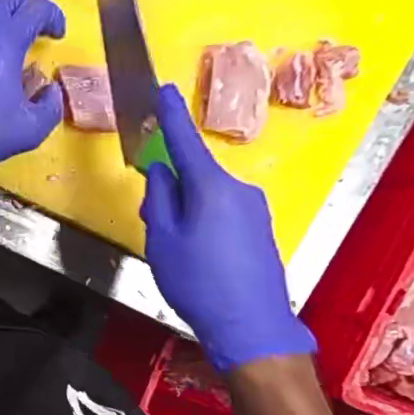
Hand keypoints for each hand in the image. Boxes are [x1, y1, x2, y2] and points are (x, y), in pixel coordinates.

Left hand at [0, 0, 65, 196]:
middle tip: (39, 30)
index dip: (53, 16)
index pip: (34, 8)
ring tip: (14, 42)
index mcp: (6, 42)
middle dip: (29, 9)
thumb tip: (49, 89)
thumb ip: (51, 104)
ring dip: (5, 18)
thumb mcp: (32, 128)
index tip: (58, 36)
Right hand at [142, 84, 315, 371]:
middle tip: (154, 223)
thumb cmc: (198, 282)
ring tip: (174, 250)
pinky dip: (203, 223)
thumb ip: (159, 200)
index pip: (186, 142)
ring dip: (185, 211)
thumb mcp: (162, 240)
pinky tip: (196, 255)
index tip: (163, 91)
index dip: (170, 117)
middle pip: (196, 175)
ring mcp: (254, 209)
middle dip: (171, 189)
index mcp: (212, 187)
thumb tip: (161, 172)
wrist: (250, 322)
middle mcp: (239, 189)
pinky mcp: (260, 229)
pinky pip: (223, 213)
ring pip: (208, 197)